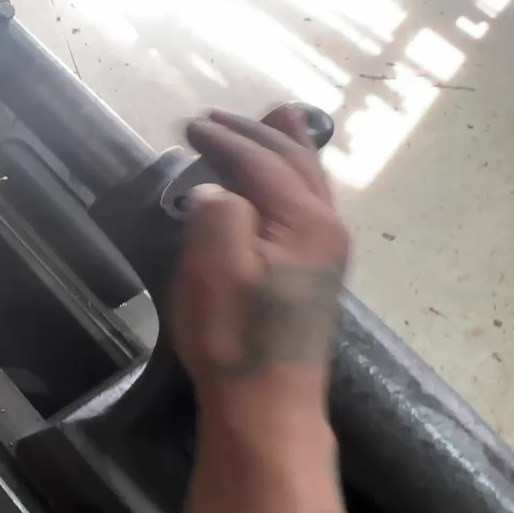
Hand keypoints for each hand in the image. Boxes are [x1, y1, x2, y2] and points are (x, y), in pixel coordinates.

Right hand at [172, 106, 349, 414]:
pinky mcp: (310, 272)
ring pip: (309, 183)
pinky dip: (292, 179)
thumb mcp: (215, 270)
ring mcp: (323, 252)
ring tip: (280, 120)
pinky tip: (283, 183)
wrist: (264, 396)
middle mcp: (324, 228)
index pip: (262, 165)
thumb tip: (209, 190)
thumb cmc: (233, 333)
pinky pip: (306, 205)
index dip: (227, 141)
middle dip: (260, 135)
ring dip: (287, 149)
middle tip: (221, 116)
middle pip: (296, 165)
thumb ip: (217, 217)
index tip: (189, 125)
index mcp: (302, 223)